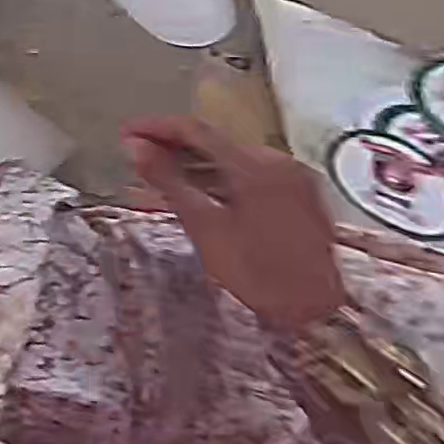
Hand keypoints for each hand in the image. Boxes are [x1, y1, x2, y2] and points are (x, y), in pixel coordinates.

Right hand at [122, 116, 346, 329]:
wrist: (318, 316)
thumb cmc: (255, 272)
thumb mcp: (204, 225)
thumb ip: (167, 179)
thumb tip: (133, 147)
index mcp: (255, 164)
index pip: (195, 129)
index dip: (155, 127)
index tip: (124, 133)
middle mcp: (277, 160)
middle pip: (215, 139)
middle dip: (172, 143)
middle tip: (135, 152)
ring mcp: (292, 176)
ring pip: (231, 156)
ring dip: (193, 160)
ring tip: (157, 170)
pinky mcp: (297, 194)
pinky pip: (248, 172)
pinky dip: (217, 175)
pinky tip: (193, 187)